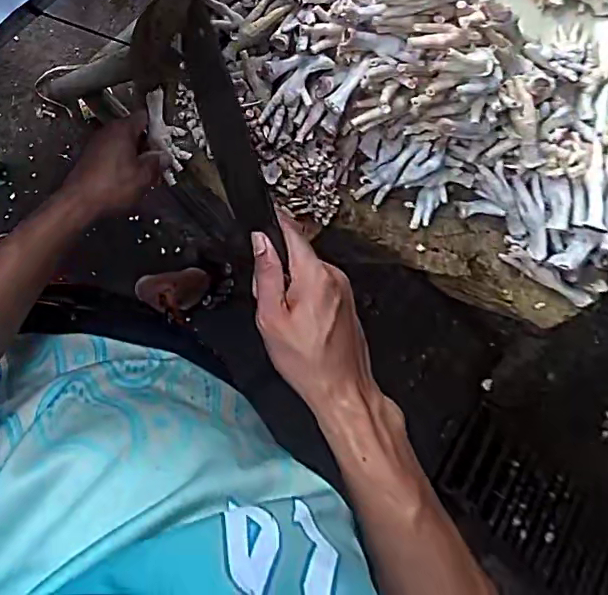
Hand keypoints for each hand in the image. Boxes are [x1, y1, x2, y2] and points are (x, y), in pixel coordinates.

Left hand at [58, 113, 167, 219]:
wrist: (79, 201)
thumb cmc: (107, 187)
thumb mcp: (143, 177)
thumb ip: (156, 163)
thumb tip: (163, 158)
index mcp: (122, 130)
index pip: (145, 117)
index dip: (158, 130)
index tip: (165, 143)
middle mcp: (108, 132)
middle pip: (134, 131)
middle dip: (148, 147)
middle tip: (158, 162)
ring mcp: (97, 143)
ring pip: (123, 144)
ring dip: (135, 156)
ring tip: (144, 175)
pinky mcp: (91, 156)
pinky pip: (112, 153)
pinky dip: (121, 163)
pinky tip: (128, 179)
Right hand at [250, 211, 378, 414]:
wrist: (343, 391)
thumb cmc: (307, 361)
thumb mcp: (270, 316)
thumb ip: (265, 273)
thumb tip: (260, 241)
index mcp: (314, 276)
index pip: (292, 231)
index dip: (274, 221)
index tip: (262, 216)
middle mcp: (334, 277)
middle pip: (296, 253)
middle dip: (277, 266)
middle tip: (269, 297)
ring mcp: (343, 289)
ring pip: (306, 269)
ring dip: (290, 282)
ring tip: (285, 316)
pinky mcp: (346, 300)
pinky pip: (318, 284)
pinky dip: (304, 294)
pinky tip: (301, 322)